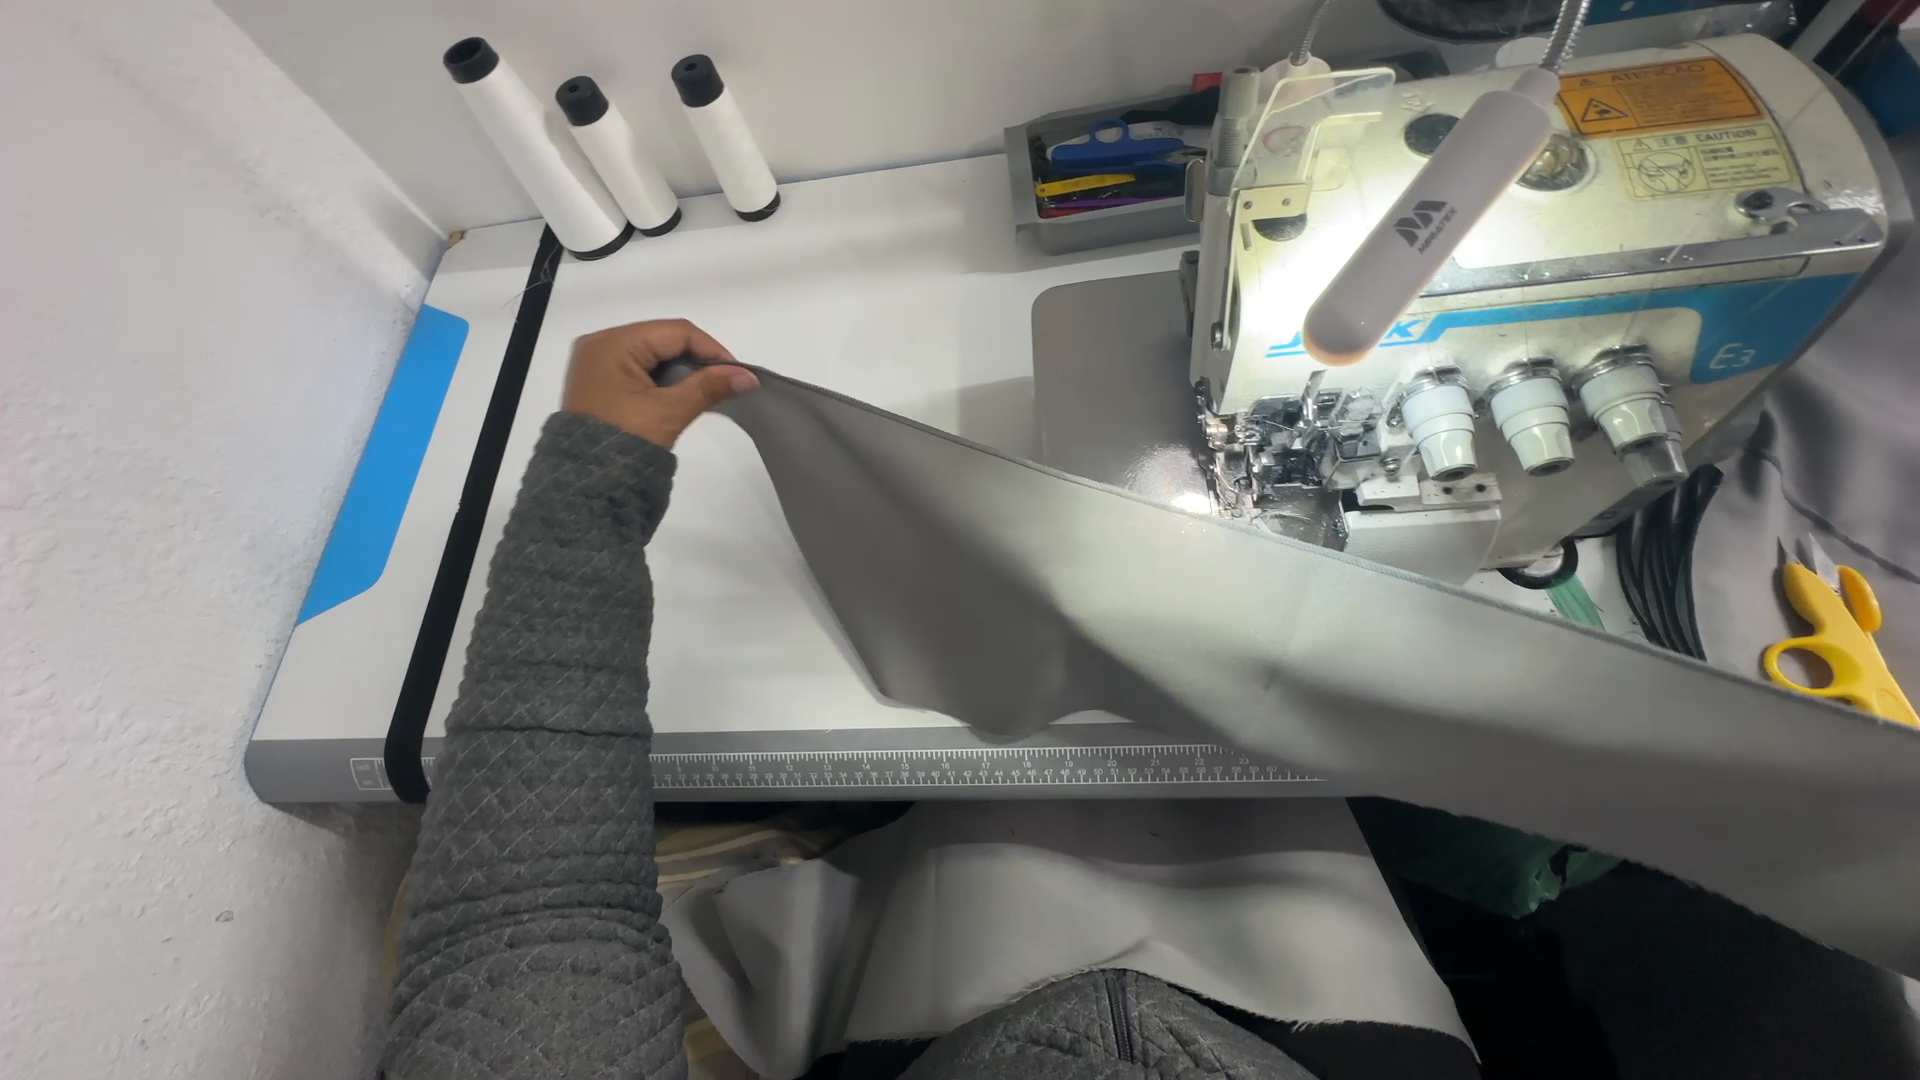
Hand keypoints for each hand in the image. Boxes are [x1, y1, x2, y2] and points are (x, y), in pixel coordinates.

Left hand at [561, 319, 758, 448]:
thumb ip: (710, 387)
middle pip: (664, 339)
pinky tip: (685, 394)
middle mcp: (602, 344)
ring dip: (684, 370)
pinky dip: (667, 378)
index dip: (711, 349)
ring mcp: (600, 362)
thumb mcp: (670, 411)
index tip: (736, 373)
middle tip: (725, 382)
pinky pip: (642, 368)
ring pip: (655, 353)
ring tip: (708, 390)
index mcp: (613, 343)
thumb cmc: (627, 440)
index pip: (675, 331)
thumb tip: (750, 377)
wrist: (590, 482)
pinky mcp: (603, 380)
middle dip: (698, 359)